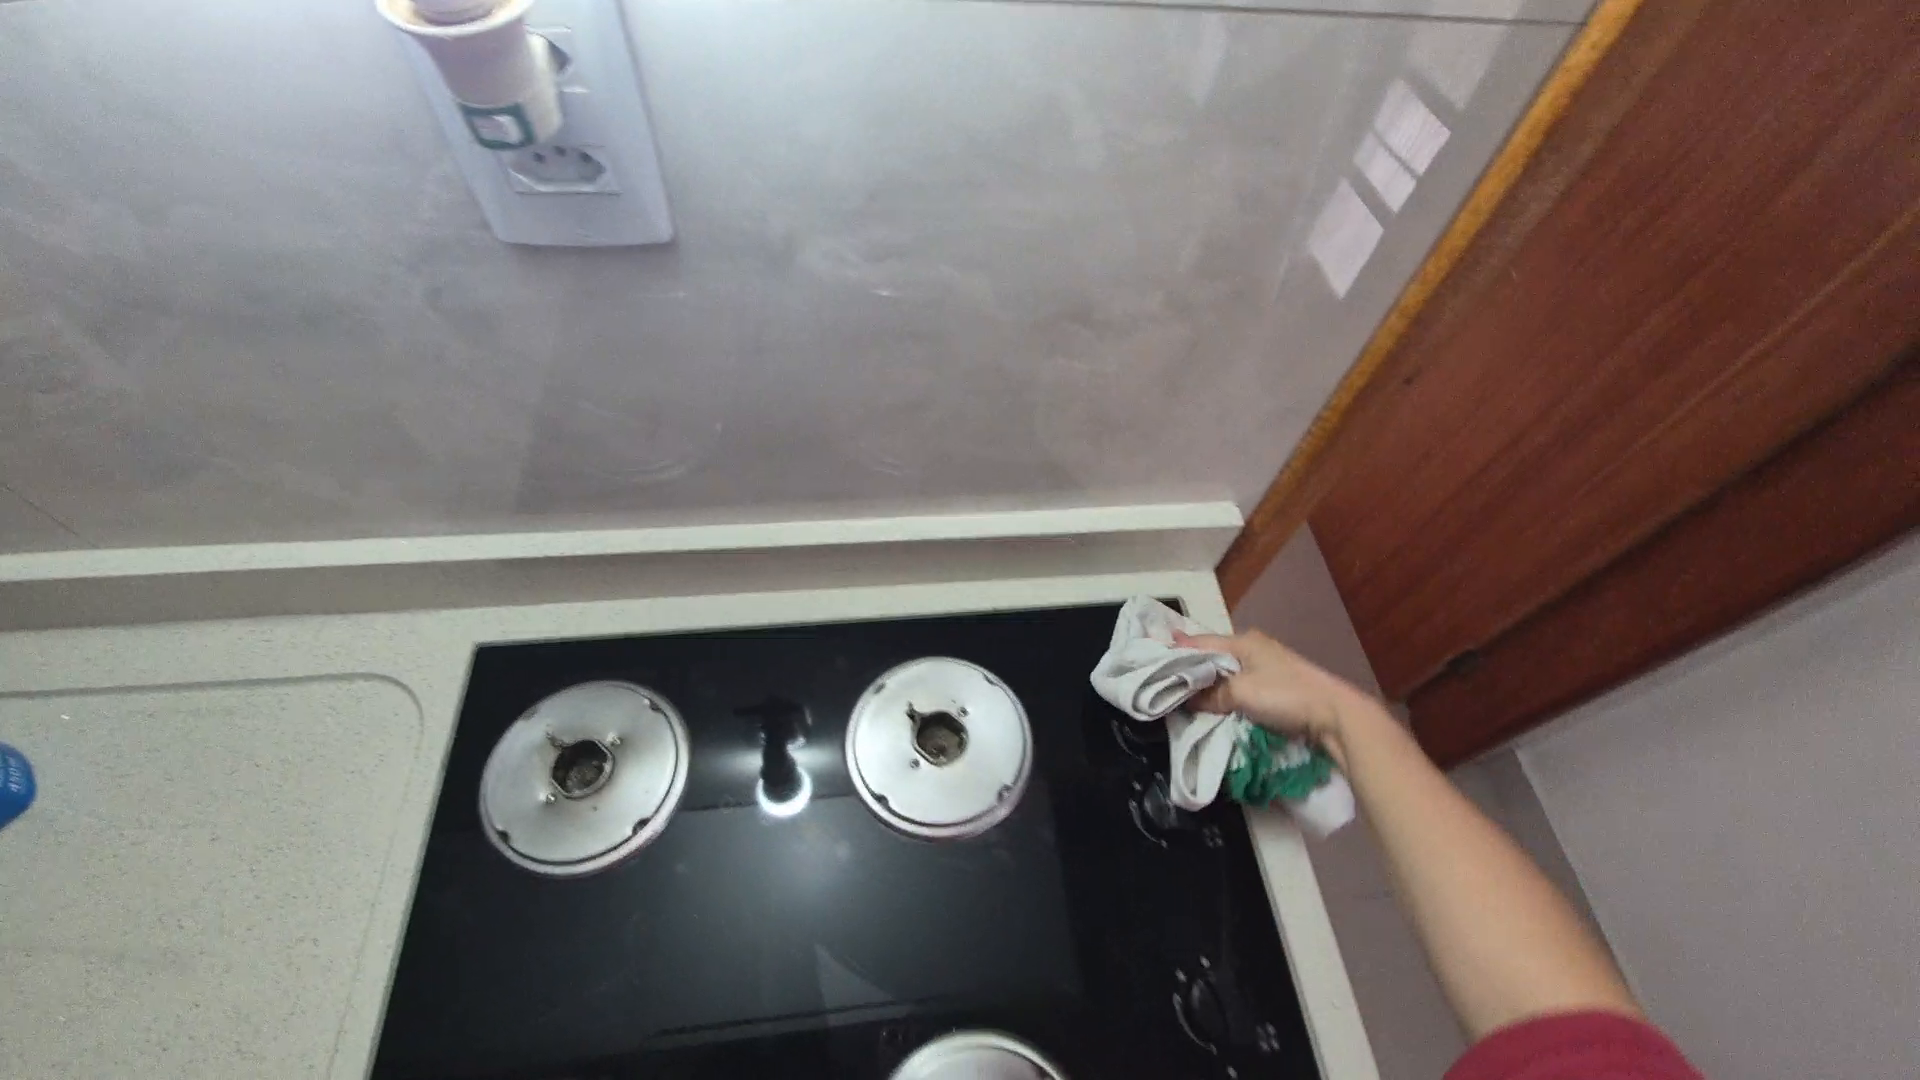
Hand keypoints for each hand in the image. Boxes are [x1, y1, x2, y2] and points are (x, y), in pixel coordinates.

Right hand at [1172, 629, 1370, 752]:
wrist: (1335, 715)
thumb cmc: (1285, 695)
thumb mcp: (1241, 693)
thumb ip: (1210, 694)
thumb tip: (1186, 699)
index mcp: (1243, 641)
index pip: (1199, 642)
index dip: (1175, 650)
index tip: (1150, 655)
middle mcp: (1253, 648)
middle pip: (1211, 656)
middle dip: (1189, 667)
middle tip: (1161, 679)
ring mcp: (1265, 666)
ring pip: (1224, 671)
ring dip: (1206, 681)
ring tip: (1182, 693)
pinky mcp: (1274, 685)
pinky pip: (1237, 684)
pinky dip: (1222, 691)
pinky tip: (1211, 701)